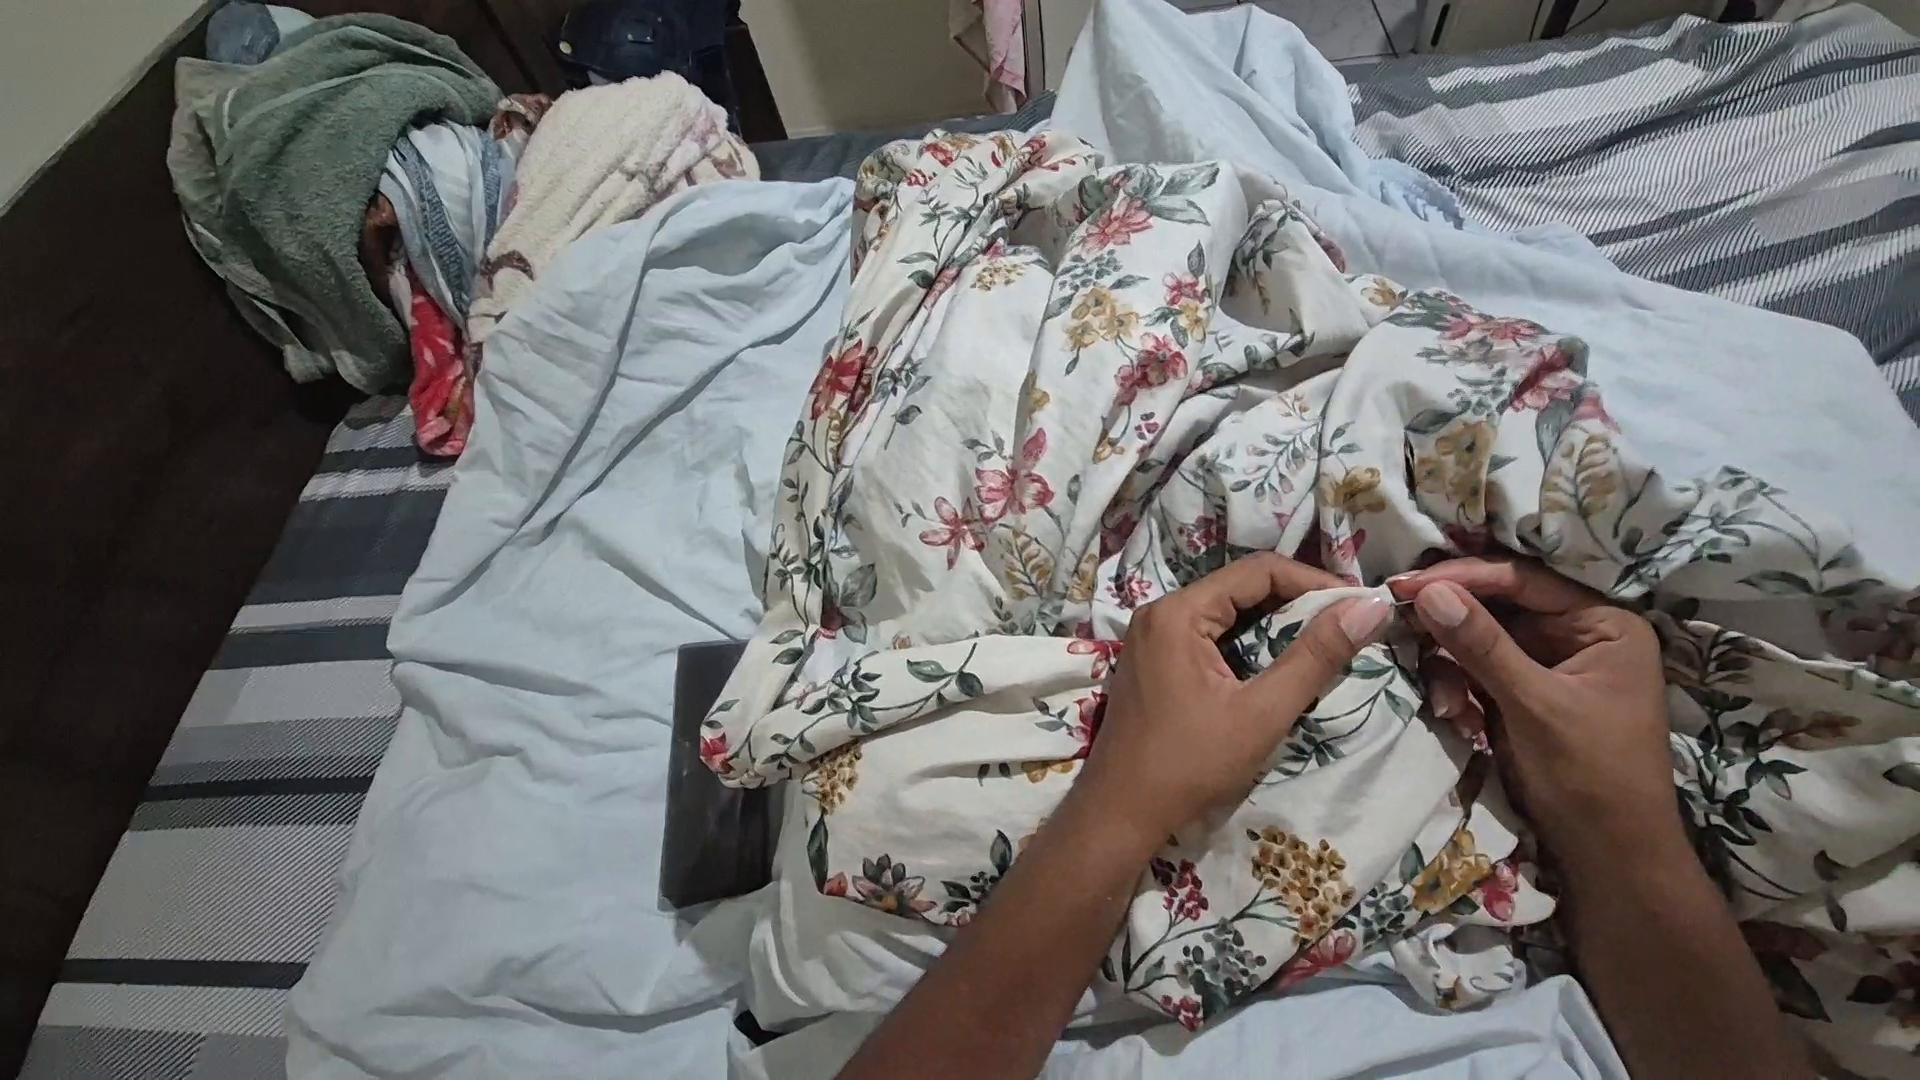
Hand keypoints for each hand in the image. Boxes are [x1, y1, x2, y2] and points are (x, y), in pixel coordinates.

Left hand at [1080, 554, 1393, 847]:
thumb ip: (1315, 657)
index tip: (1358, 604)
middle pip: (1240, 588)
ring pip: (1225, 612)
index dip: (1313, 581)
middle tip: (1347, 628)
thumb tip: (1369, 607)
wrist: (1122, 808)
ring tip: (1322, 647)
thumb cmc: (1190, 763)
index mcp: (1179, 612)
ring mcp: (1152, 636)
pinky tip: (1277, 667)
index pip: (1257, 571)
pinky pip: (1207, 635)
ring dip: (1274, 627)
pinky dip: (1246, 645)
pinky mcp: (1153, 659)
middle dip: (1297, 604)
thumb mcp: (1262, 712)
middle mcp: (1160, 612)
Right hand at [1387, 557, 1677, 866]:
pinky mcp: (1516, 689)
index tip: (1405, 584)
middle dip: (1449, 624)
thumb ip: (1482, 645)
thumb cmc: (1592, 775)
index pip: (1523, 581)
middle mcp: (1574, 634)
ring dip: (1449, 666)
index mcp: (1602, 625)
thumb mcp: (1535, 704)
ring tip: (1445, 703)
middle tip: (1399, 621)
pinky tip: (1454, 717)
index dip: (1463, 578)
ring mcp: (1543, 662)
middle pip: (1494, 605)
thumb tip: (1429, 591)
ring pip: (1474, 638)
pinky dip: (1454, 687)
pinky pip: (1470, 669)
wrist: (1605, 853)